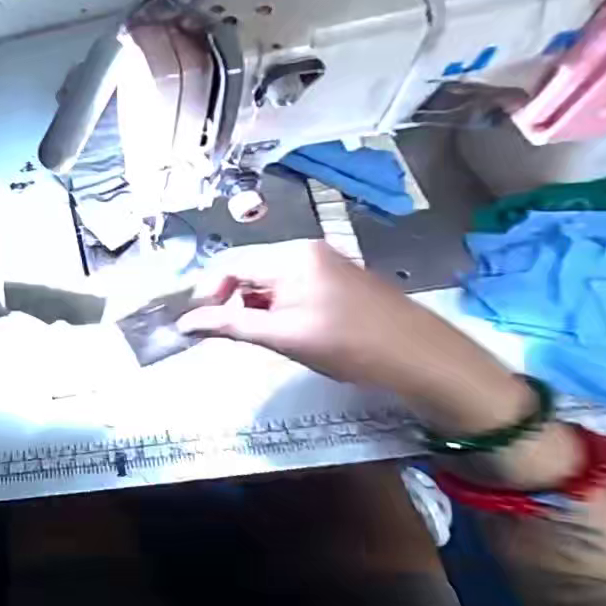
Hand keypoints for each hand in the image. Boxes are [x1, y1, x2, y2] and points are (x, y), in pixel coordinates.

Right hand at [178, 240, 534, 434]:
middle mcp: (304, 249)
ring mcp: (323, 262)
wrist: (418, 355)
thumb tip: (187, 323)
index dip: (207, 292)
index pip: (229, 262)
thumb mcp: (282, 336)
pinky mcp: (336, 279)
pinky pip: (291, 285)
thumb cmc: (347, 345)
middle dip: (230, 298)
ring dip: (254, 304)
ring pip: (268, 278)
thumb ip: (230, 325)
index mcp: (290, 255)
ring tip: (262, 336)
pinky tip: (288, 331)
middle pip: (248, 267)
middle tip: (229, 334)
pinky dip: (277, 305)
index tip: (201, 324)